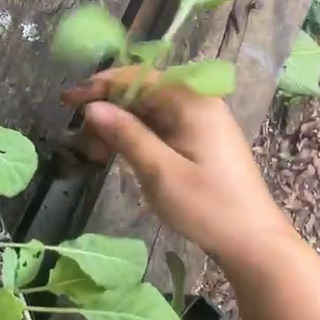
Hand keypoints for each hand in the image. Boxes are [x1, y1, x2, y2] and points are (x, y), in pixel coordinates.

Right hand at [63, 65, 293, 267]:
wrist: (253, 242)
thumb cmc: (207, 207)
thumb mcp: (159, 172)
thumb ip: (126, 135)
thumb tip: (92, 107)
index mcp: (191, 103)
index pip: (136, 78)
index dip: (99, 86)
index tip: (67, 103)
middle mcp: (197, 104)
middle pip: (140, 92)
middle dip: (107, 111)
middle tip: (83, 143)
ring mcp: (199, 122)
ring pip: (146, 110)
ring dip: (117, 126)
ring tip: (99, 156)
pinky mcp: (198, 140)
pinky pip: (158, 126)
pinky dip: (134, 137)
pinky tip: (119, 156)